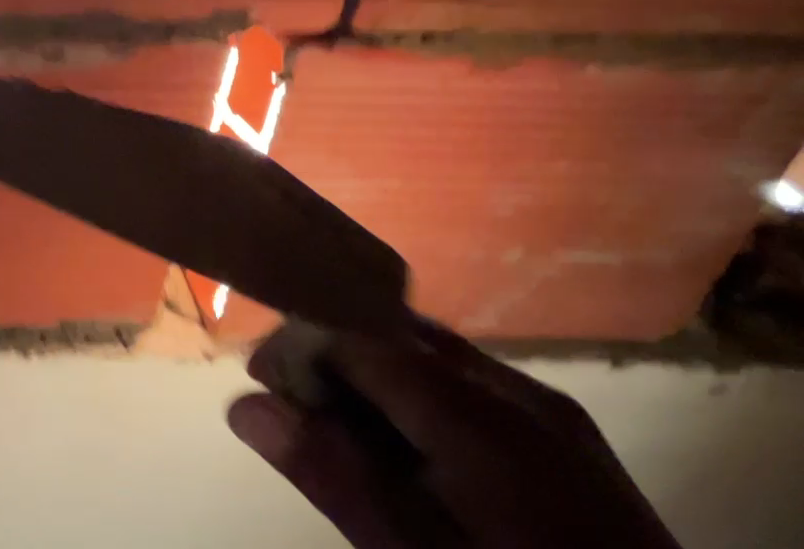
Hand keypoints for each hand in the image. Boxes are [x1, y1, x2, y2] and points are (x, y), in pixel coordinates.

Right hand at [227, 318, 682, 548]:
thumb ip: (336, 477)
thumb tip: (244, 406)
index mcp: (478, 416)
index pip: (358, 336)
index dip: (299, 347)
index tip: (261, 380)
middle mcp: (515, 392)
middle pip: (397, 336)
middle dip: (334, 357)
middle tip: (294, 406)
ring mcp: (551, 412)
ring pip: (434, 356)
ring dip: (375, 375)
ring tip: (343, 427)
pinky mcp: (568, 436)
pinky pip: (470, 383)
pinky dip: (419, 395)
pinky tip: (409, 443)